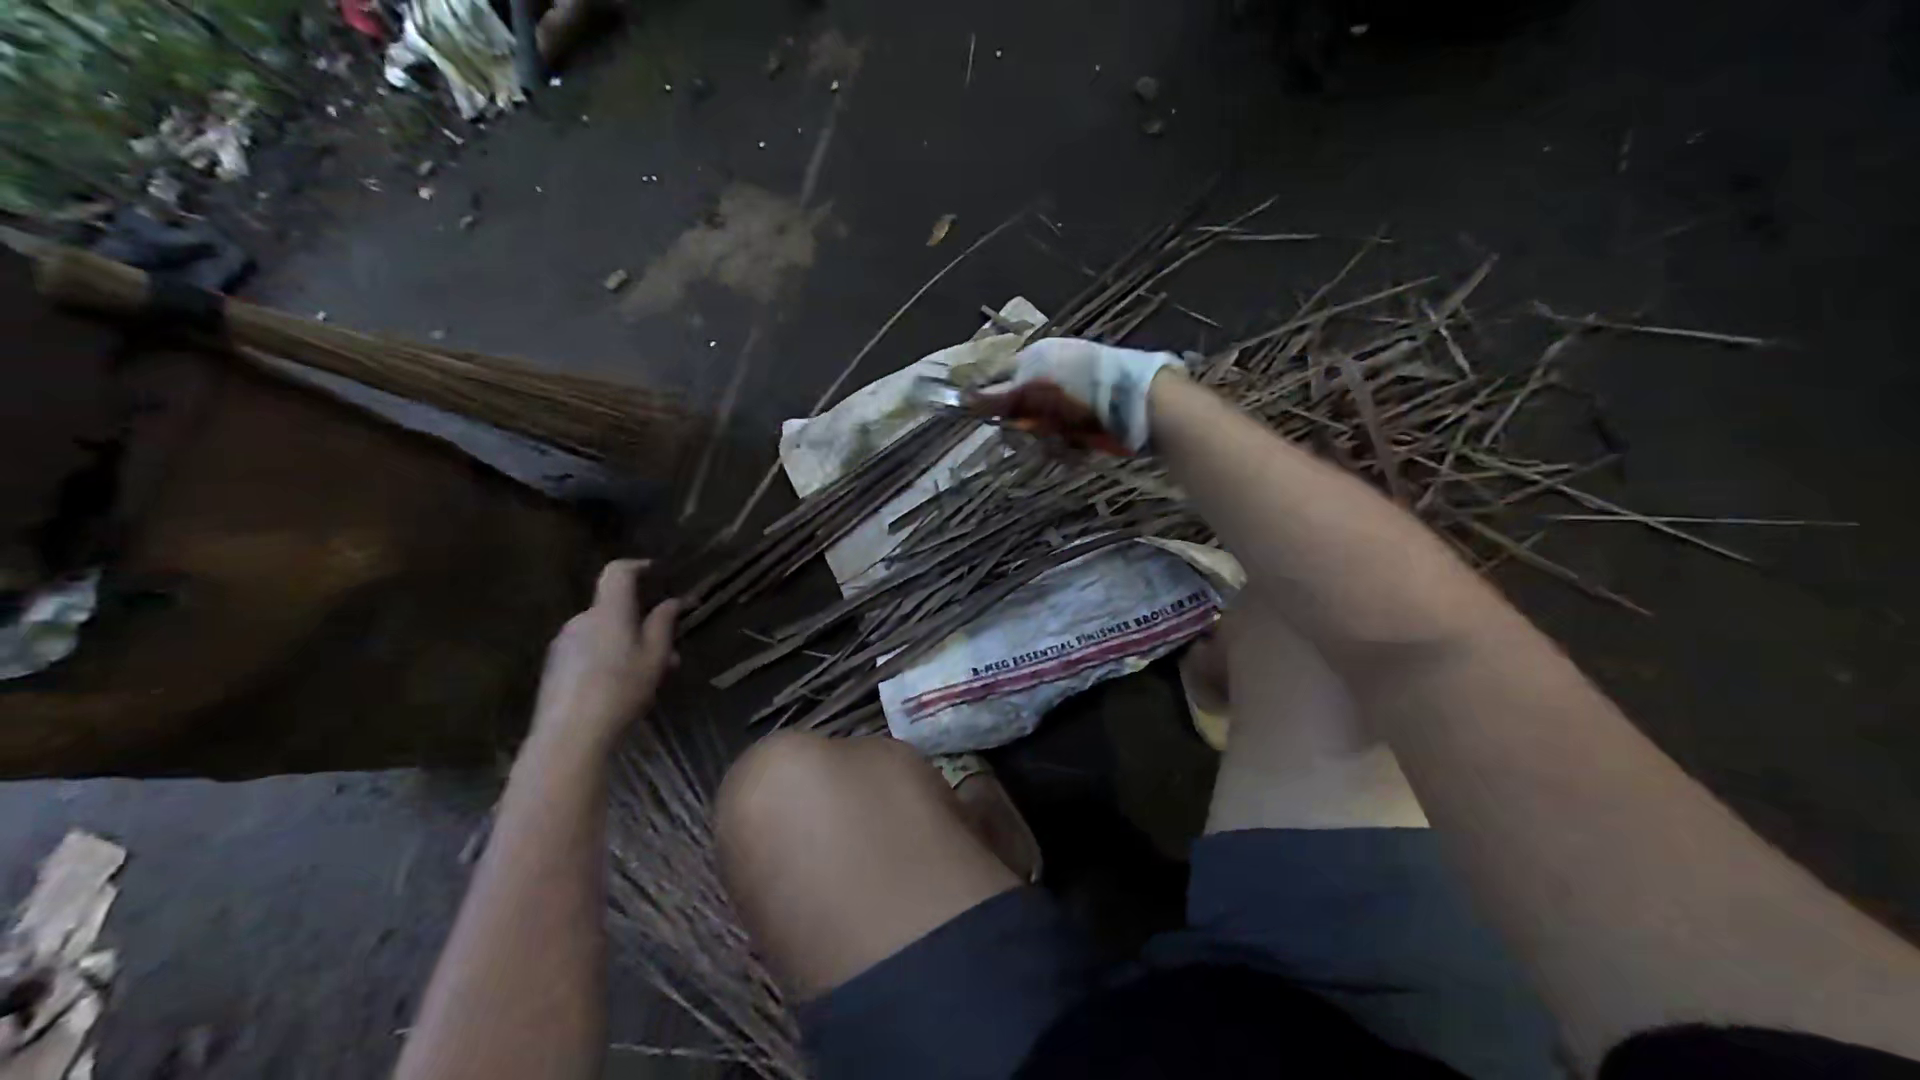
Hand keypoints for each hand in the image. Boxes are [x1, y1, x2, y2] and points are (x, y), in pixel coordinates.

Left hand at [528, 560, 680, 754]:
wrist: (569, 735)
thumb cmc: (620, 690)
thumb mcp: (655, 658)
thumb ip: (663, 625)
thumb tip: (672, 601)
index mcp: (608, 611)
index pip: (618, 572)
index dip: (637, 566)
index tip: (656, 572)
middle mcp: (582, 619)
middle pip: (613, 607)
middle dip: (640, 620)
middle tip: (666, 647)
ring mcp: (564, 642)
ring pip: (602, 631)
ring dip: (625, 642)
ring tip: (648, 674)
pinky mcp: (555, 665)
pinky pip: (587, 649)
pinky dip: (607, 656)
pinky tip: (620, 686)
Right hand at [971, 338, 1185, 453]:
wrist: (1142, 404)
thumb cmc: (1085, 386)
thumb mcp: (1037, 385)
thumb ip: (999, 395)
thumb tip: (963, 399)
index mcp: (1039, 359)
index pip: (1002, 380)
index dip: (998, 402)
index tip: (1002, 419)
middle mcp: (1052, 379)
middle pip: (1020, 411)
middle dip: (1027, 427)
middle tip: (1040, 431)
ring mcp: (1071, 403)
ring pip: (1040, 431)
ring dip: (1049, 442)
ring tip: (1066, 443)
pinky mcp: (1088, 426)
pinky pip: (1063, 443)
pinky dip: (1068, 450)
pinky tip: (1080, 450)